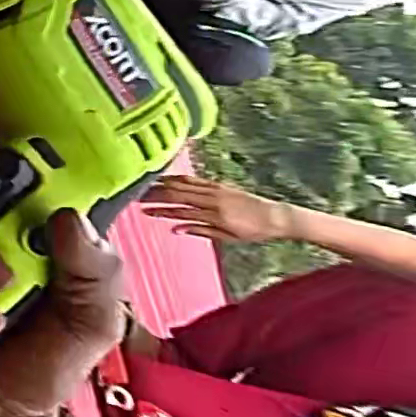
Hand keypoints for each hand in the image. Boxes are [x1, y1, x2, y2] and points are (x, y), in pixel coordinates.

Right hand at [143, 175, 293, 243]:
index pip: (180, 211)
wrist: (278, 217)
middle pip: (176, 195)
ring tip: (144, 186)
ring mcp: (215, 190)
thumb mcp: (229, 237)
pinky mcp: (218, 183)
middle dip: (155, 195)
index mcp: (215, 216)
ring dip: (161, 185)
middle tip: (137, 196)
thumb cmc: (255, 232)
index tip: (144, 211)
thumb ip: (201, 231)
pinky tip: (165, 179)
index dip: (160, 211)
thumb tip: (176, 229)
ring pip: (181, 184)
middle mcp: (213, 200)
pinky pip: (192, 179)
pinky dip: (176, 178)